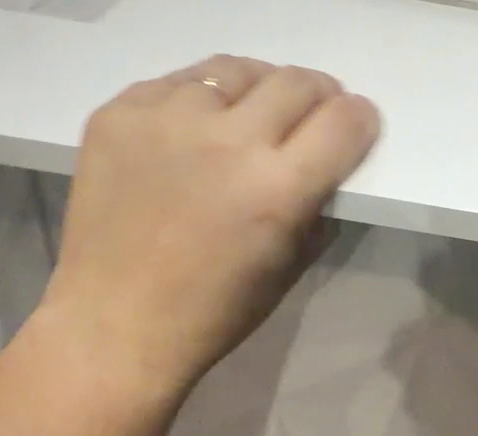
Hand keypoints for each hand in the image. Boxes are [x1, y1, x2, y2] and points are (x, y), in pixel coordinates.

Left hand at [40, 55, 380, 387]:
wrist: (117, 322)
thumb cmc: (211, 315)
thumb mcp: (284, 274)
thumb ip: (313, 217)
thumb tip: (323, 179)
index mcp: (277, 191)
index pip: (342, 124)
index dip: (360, 120)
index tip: (358, 124)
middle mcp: (228, 140)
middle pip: (295, 84)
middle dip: (319, 96)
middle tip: (314, 114)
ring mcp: (168, 118)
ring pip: (235, 72)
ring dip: (258, 89)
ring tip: (254, 113)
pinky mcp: (121, 112)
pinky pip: (176, 84)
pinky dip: (200, 101)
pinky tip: (196, 132)